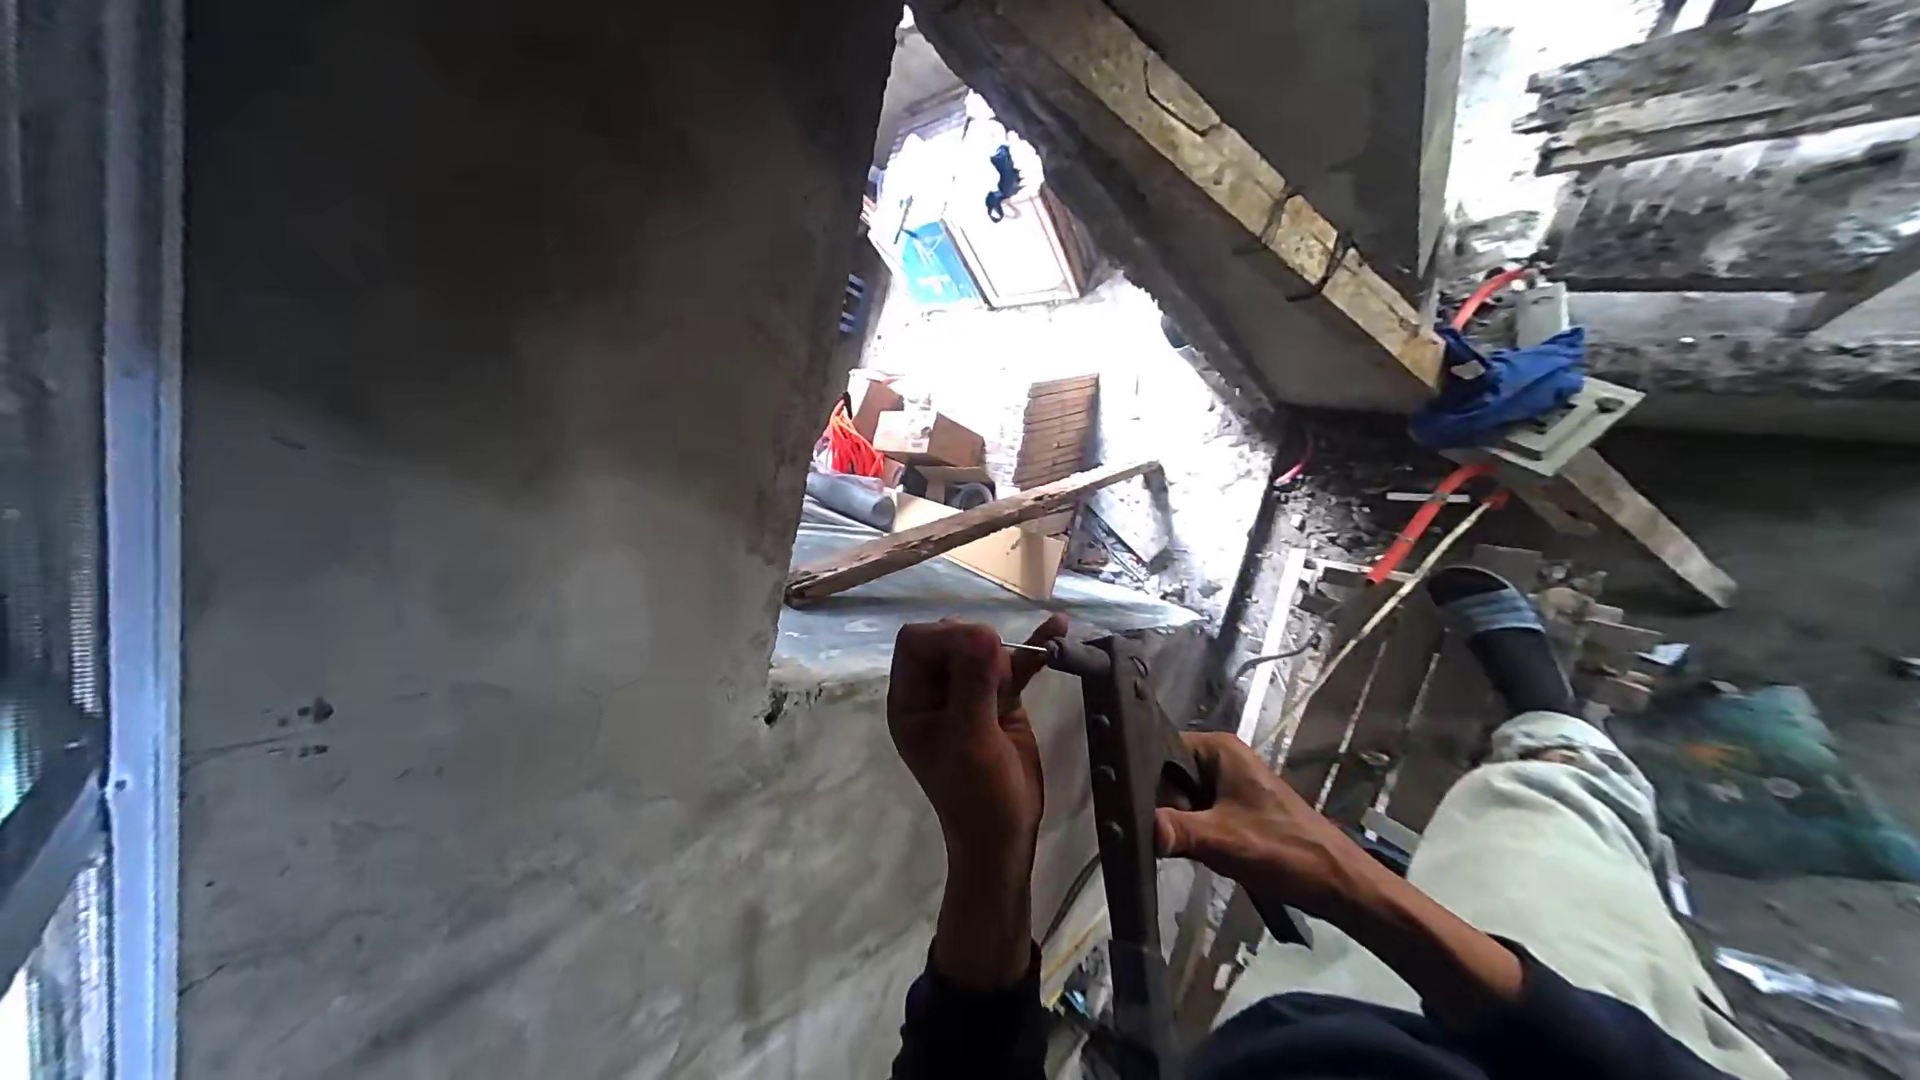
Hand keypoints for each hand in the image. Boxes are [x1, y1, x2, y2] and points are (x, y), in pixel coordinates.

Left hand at [889, 615, 1067, 987]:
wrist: (1005, 838)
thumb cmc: (977, 797)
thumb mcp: (970, 742)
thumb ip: (973, 686)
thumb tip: (982, 632)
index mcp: (912, 699)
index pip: (916, 643)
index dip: (946, 637)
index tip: (980, 651)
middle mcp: (935, 691)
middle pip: (950, 640)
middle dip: (977, 643)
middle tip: (1001, 669)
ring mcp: (968, 694)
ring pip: (983, 651)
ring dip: (1009, 646)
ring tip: (1035, 653)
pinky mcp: (999, 701)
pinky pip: (1013, 668)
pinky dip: (1032, 652)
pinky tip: (1057, 628)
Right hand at [1153, 732, 1369, 920]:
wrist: (1338, 886)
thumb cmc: (1284, 850)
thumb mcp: (1224, 840)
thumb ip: (1177, 829)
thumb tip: (1132, 830)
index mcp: (1216, 748)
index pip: (1158, 747)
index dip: (1139, 774)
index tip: (1122, 801)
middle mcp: (1218, 758)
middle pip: (1165, 774)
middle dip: (1156, 802)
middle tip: (1139, 828)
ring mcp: (1225, 783)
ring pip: (1178, 796)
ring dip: (1172, 819)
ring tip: (1154, 840)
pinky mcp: (1230, 808)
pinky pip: (1193, 811)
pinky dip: (1187, 829)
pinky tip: (1178, 847)